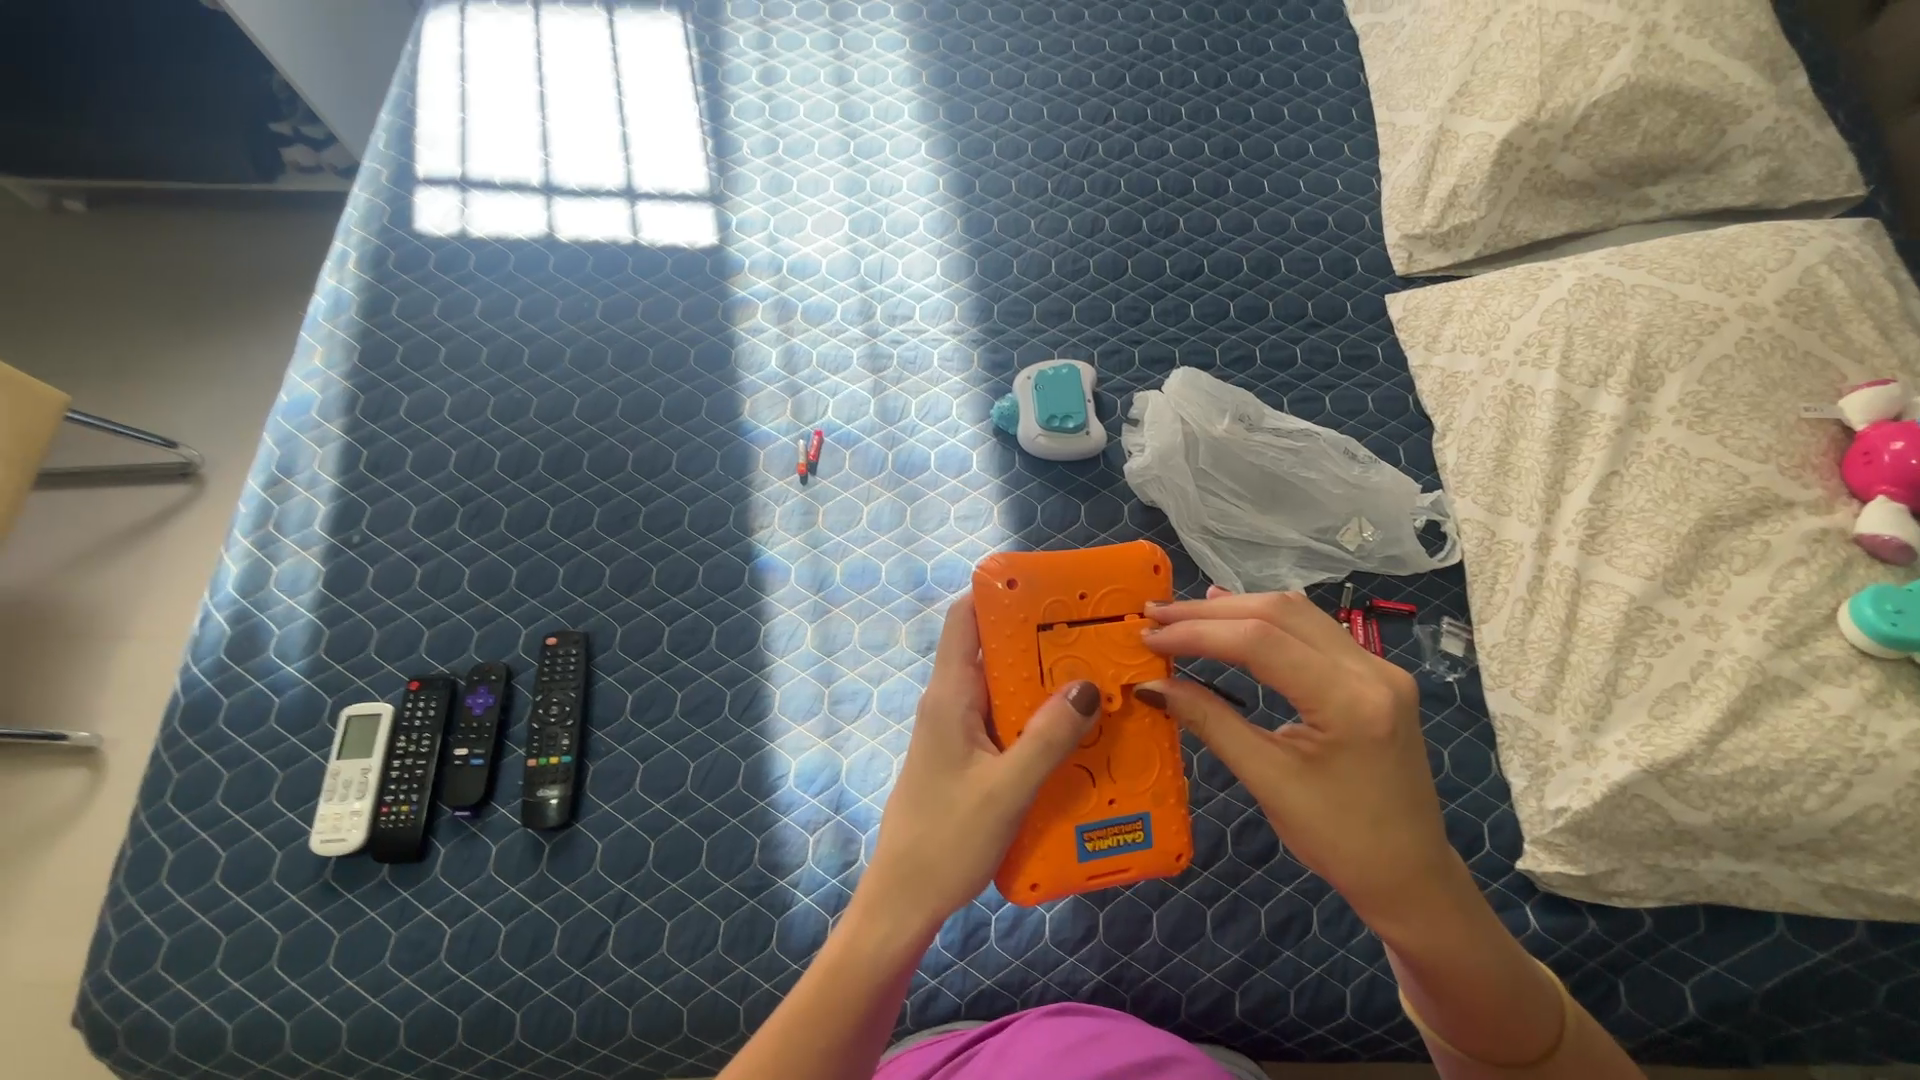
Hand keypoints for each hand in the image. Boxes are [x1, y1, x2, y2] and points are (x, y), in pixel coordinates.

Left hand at [859, 594, 1100, 935]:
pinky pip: (1004, 724)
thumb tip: (1087, 684)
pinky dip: (1036, 721)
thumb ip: (1048, 737)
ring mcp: (956, 733)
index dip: (999, 593)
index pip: (966, 619)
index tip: (1048, 586)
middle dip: (1040, 640)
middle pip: (993, 652)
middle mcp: (950, 705)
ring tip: (1098, 682)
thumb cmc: (947, 840)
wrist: (904, 898)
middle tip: (1095, 637)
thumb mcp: (1008, 789)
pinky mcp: (966, 760)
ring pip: (1002, 691)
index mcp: (949, 696)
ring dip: (1043, 684)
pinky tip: (1075, 737)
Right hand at [1137, 587, 1461, 932]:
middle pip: (1280, 613)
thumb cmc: (1339, 840)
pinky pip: (1314, 631)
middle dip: (1211, 613)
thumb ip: (1210, 722)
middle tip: (1157, 617)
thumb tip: (1152, 687)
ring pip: (1298, 614)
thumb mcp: (1267, 780)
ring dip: (1238, 610)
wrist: (1410, 874)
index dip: (1198, 633)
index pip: (1260, 642)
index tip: (1149, 639)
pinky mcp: (1376, 676)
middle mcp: (1372, 671)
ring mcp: (1380, 669)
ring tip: (1184, 616)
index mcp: (1350, 701)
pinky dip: (1266, 623)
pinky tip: (1233, 620)